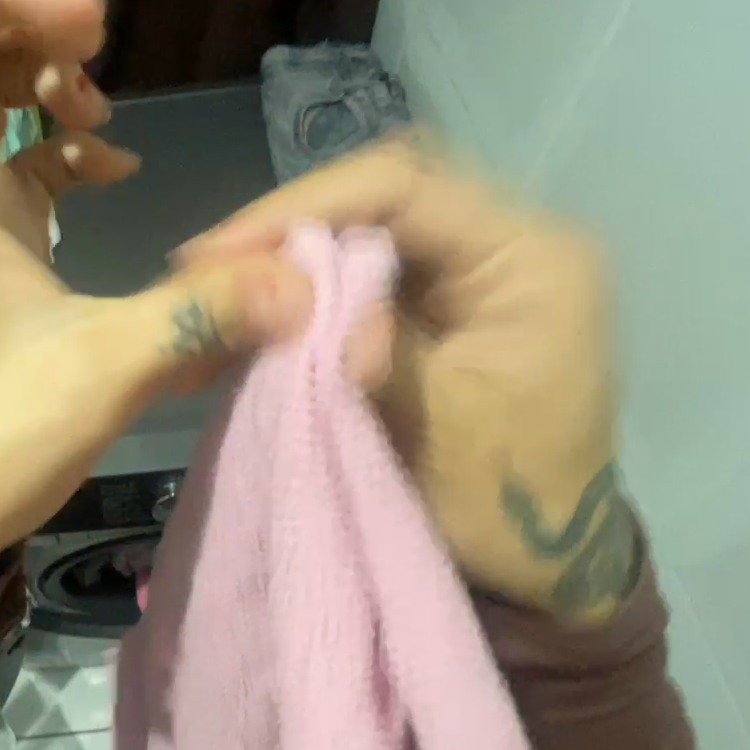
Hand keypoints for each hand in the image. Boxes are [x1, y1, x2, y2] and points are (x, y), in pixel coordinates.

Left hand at [0, 0, 309, 595]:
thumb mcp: (98, 374)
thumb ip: (198, 315)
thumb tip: (302, 275)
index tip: (90, 26)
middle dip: (37, 19)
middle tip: (107, 54)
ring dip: (50, 79)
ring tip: (109, 113)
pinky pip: (17, 162)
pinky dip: (63, 146)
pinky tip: (111, 171)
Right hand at [181, 135, 636, 620]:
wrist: (537, 560)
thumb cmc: (500, 500)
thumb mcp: (430, 419)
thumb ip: (364, 341)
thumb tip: (292, 294)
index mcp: (529, 257)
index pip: (404, 189)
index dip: (303, 207)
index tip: (221, 250)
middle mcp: (505, 244)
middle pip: (384, 193)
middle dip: (292, 221)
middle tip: (213, 260)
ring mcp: (473, 273)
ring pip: (368, 227)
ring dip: (295, 253)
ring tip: (225, 284)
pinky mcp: (443, 306)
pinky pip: (368, 273)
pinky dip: (311, 287)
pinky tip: (263, 308)